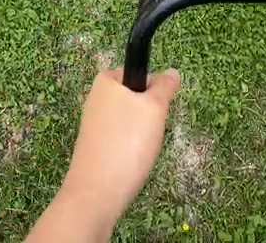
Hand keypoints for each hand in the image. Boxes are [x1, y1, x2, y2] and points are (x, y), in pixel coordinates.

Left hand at [60, 64, 182, 221]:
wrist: (96, 194)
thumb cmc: (127, 141)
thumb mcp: (155, 108)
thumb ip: (165, 88)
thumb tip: (172, 72)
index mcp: (105, 81)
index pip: (139, 75)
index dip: (154, 91)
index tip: (158, 110)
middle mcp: (95, 99)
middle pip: (135, 100)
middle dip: (148, 117)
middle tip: (150, 133)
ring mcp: (93, 126)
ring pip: (130, 123)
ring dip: (140, 136)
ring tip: (140, 152)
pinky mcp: (93, 149)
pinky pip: (120, 142)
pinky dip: (129, 151)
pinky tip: (131, 164)